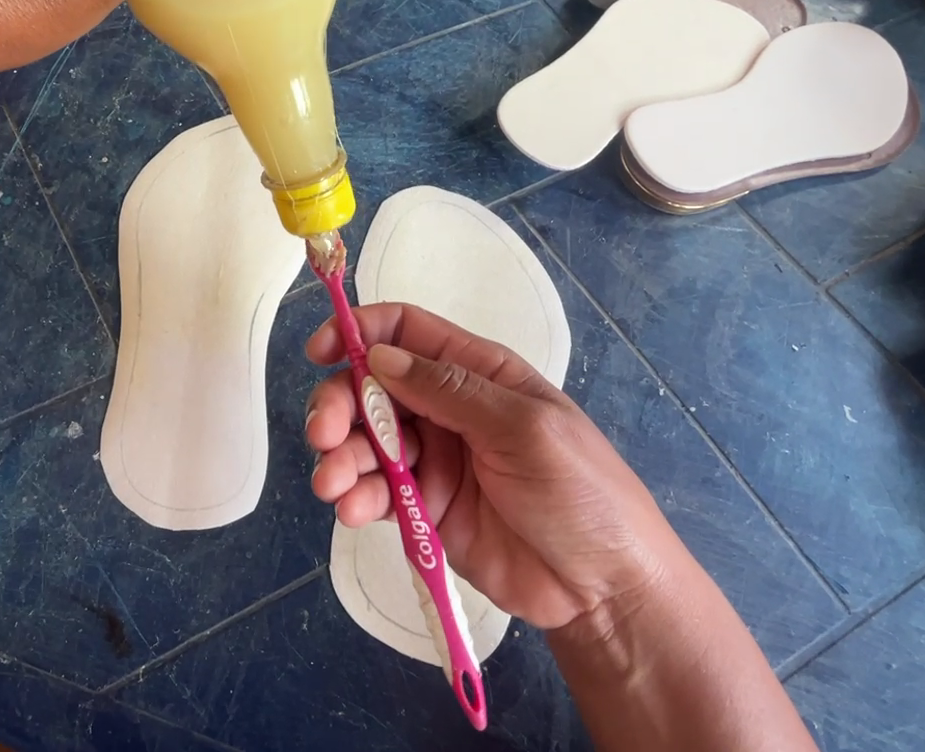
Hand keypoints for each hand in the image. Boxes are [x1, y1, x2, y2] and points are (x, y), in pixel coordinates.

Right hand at [305, 303, 688, 632]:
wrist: (604, 591)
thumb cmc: (580, 493)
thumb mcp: (523, 428)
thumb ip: (448, 389)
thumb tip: (378, 356)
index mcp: (474, 373)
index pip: (405, 331)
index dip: (359, 332)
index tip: (320, 352)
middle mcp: (444, 407)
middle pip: (370, 387)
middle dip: (339, 406)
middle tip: (323, 436)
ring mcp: (431, 458)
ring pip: (365, 441)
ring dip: (340, 458)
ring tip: (333, 486)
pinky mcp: (421, 507)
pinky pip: (374, 491)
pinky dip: (356, 497)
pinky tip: (353, 511)